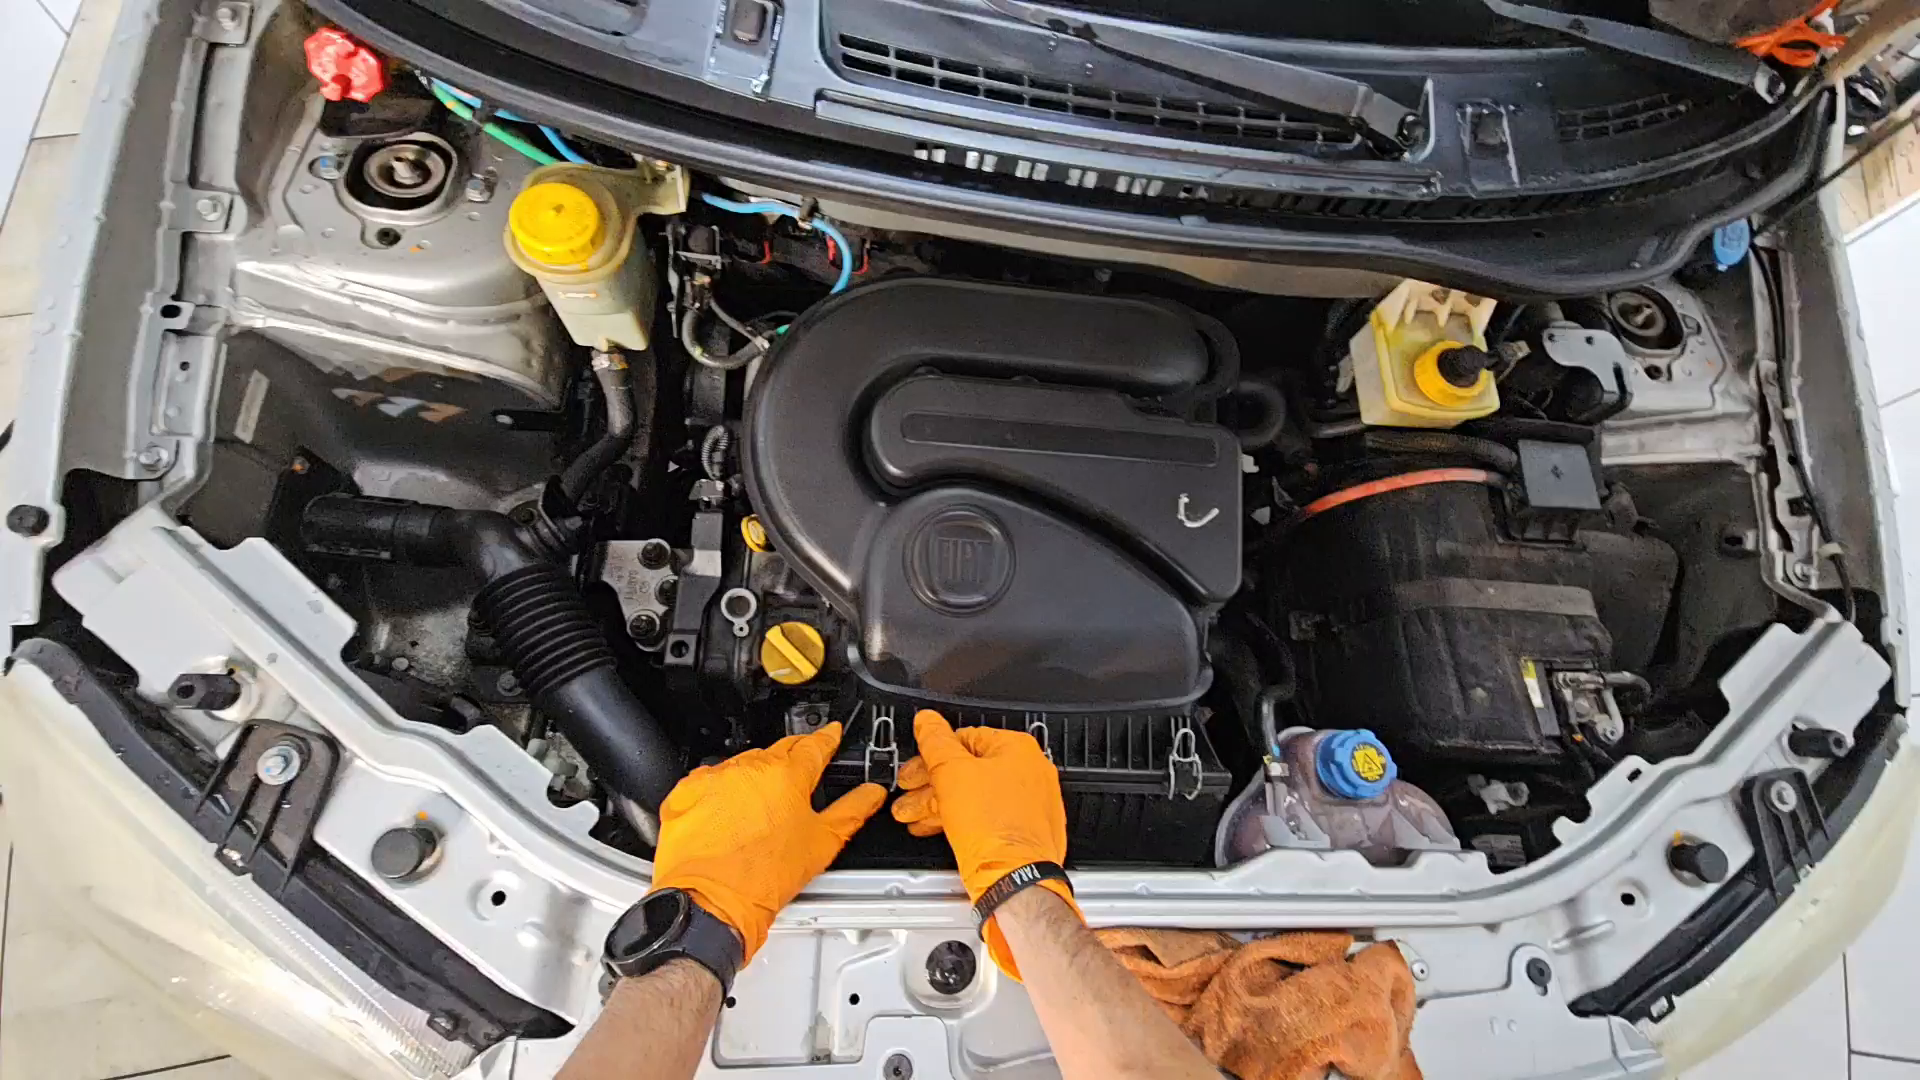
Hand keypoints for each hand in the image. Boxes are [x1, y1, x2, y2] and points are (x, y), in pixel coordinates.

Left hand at [650, 722, 885, 960]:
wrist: (709, 905)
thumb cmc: (762, 880)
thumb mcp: (822, 844)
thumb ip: (852, 810)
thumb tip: (871, 793)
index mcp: (787, 774)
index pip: (815, 744)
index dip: (828, 738)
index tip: (831, 734)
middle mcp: (750, 767)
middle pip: (778, 752)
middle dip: (792, 759)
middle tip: (798, 778)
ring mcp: (716, 777)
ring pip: (743, 765)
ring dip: (754, 778)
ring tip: (759, 810)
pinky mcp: (686, 792)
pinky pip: (708, 780)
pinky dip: (719, 791)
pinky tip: (726, 815)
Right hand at [891, 709, 1080, 977]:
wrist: (1014, 882)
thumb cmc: (994, 829)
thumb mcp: (952, 774)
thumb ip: (935, 743)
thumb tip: (927, 721)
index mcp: (1017, 749)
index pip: (966, 737)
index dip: (933, 752)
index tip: (916, 765)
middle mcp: (1030, 772)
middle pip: (969, 768)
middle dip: (931, 783)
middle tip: (909, 791)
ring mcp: (1030, 804)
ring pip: (975, 795)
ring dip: (939, 803)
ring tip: (913, 815)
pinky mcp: (1025, 832)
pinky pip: (987, 817)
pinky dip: (960, 820)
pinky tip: (937, 828)